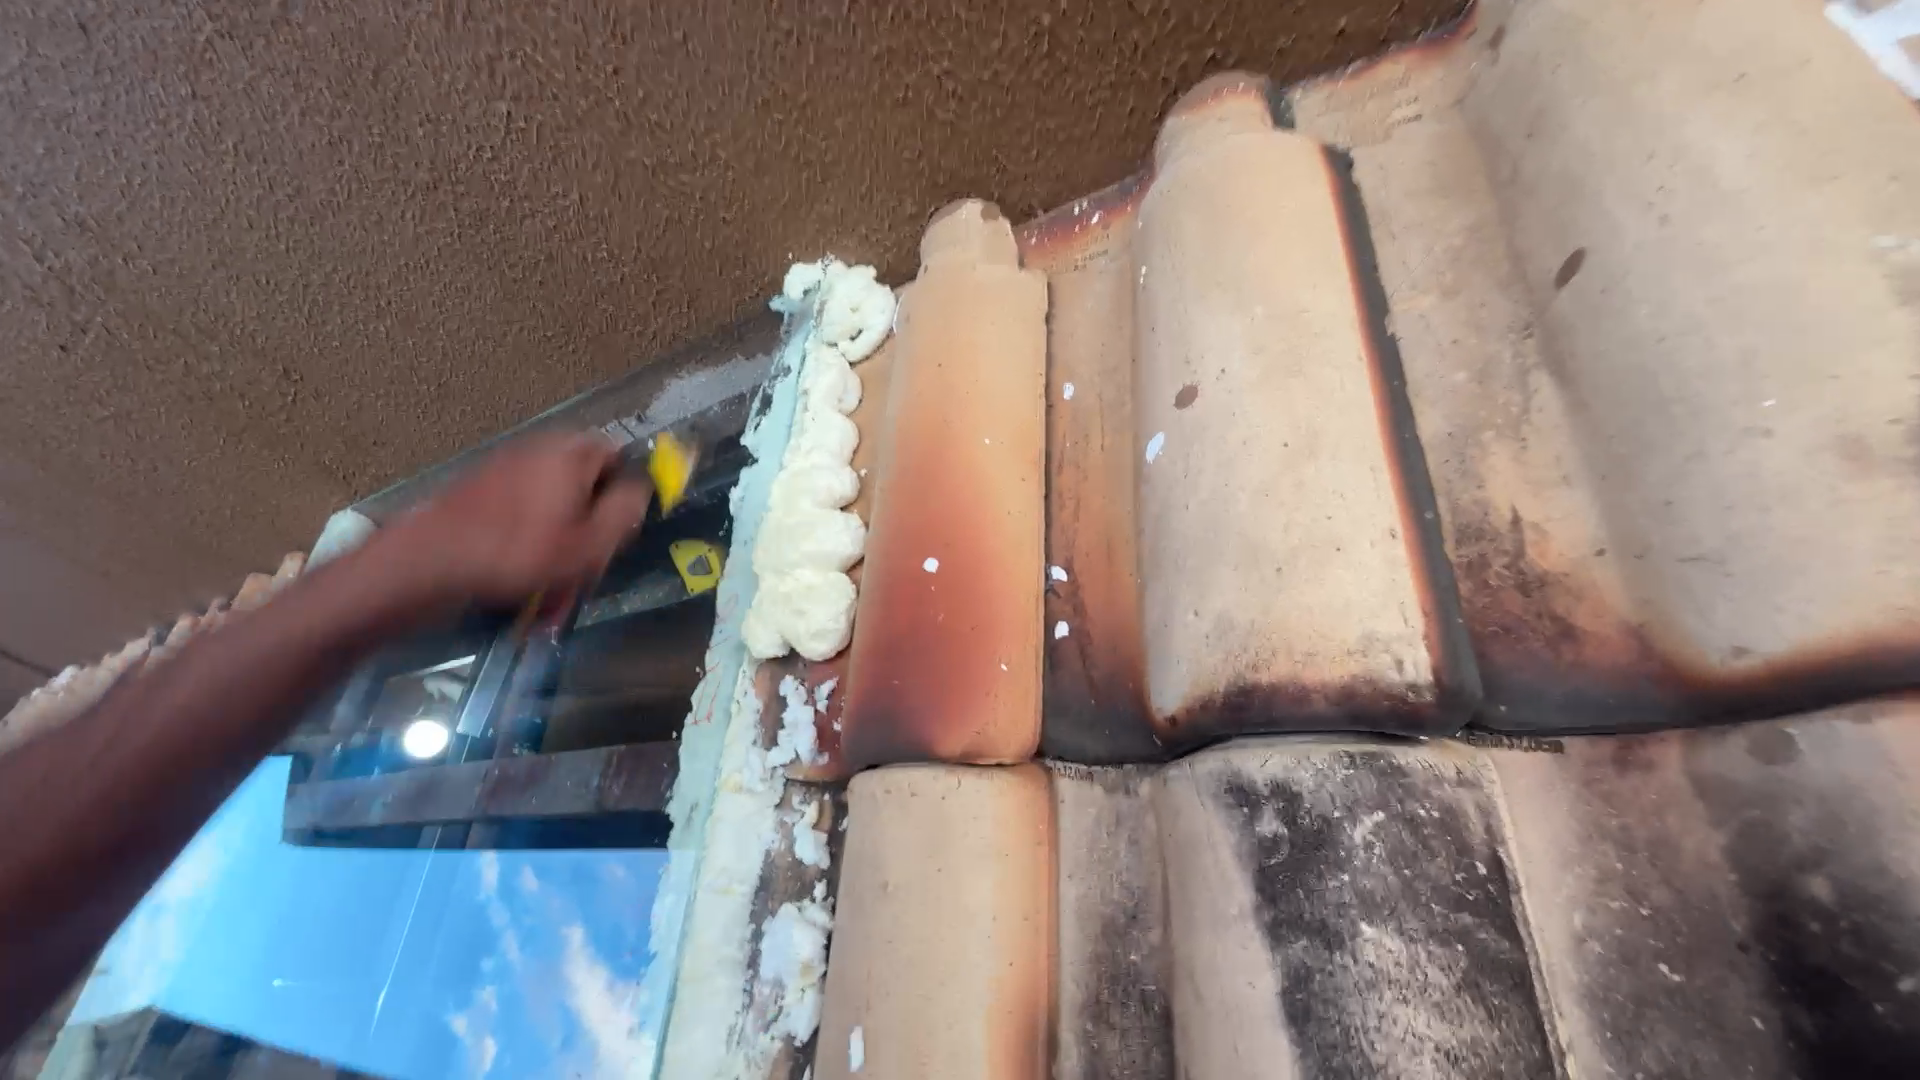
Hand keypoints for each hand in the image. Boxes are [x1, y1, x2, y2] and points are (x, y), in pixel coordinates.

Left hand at [372, 433, 651, 613]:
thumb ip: (627, 509)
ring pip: (552, 501)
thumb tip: (642, 490)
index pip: (618, 455)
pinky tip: (522, 572)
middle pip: (584, 480)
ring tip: (553, 578)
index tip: (620, 526)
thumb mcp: (592, 541)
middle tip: (586, 559)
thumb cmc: (520, 552)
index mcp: (571, 452)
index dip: (626, 490)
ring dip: (560, 536)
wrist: (428, 562)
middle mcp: (539, 448)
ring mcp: (505, 466)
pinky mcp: (479, 488)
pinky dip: (528, 538)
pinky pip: (522, 512)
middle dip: (590, 520)